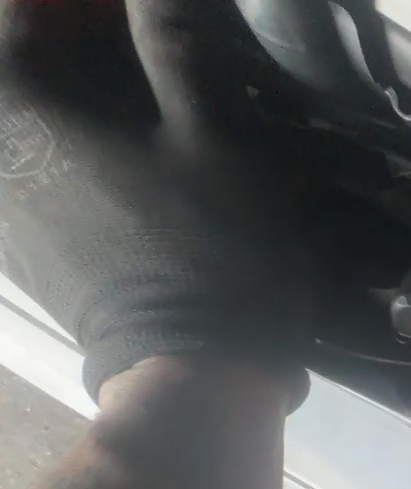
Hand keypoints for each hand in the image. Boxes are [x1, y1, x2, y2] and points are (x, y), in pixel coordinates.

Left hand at [0, 0, 306, 401]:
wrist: (195, 363)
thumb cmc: (218, 251)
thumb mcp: (222, 150)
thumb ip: (180, 58)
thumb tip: (152, 0)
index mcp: (18, 94)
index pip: (29, 8)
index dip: (89, 3)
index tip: (137, 13)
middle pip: (22, 58)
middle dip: (81, 43)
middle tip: (143, 48)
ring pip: (32, 114)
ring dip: (86, 99)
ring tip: (148, 111)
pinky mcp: (15, 230)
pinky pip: (36, 162)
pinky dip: (79, 146)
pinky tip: (131, 167)